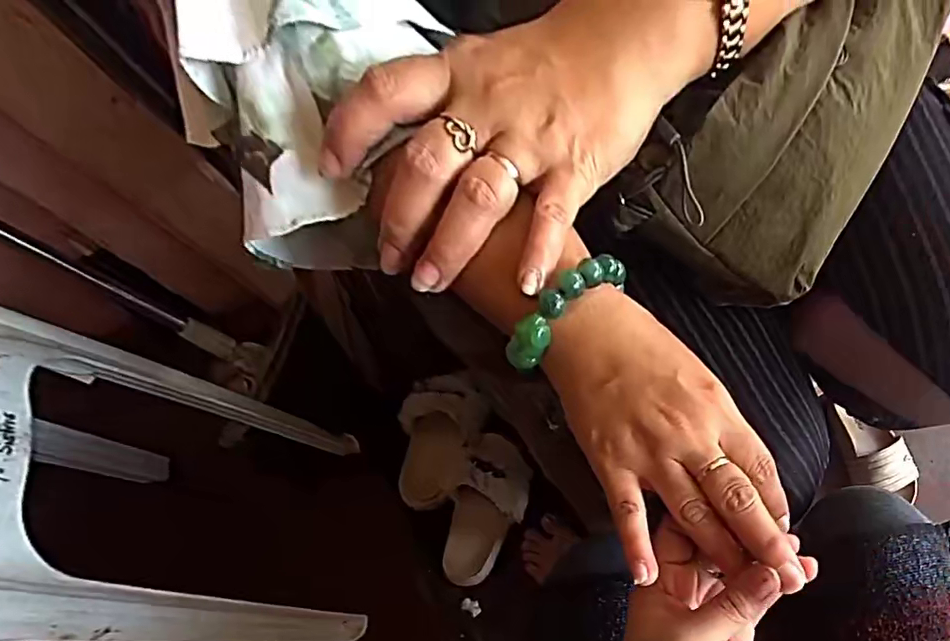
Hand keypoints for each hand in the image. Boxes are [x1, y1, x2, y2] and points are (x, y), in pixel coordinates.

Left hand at [320, 0, 706, 294]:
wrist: (617, 48)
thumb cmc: (546, 65)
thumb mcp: (482, 65)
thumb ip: (444, 103)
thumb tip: (401, 150)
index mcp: (457, 75)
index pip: (387, 92)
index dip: (351, 129)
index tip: (331, 168)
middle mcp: (486, 107)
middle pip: (427, 162)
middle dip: (400, 218)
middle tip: (390, 259)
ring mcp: (530, 140)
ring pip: (479, 196)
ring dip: (450, 245)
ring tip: (430, 281)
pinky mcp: (573, 168)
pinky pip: (551, 216)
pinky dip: (537, 253)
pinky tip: (525, 284)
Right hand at [550, 299, 803, 593]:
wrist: (591, 328)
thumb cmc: (647, 347)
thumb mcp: (702, 378)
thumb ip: (722, 423)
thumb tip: (741, 463)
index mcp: (719, 411)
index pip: (761, 470)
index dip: (778, 508)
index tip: (787, 535)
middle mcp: (692, 437)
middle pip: (737, 499)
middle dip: (766, 543)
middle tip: (788, 578)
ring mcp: (651, 453)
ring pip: (692, 513)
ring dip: (718, 553)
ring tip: (738, 584)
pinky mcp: (612, 463)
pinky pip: (628, 512)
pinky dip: (637, 546)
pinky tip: (646, 576)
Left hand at [609, 521, 815, 640]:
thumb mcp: (691, 639)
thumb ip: (734, 604)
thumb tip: (774, 568)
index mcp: (660, 579)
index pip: (684, 531)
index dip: (710, 512)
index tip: (743, 495)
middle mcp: (686, 586)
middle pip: (718, 547)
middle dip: (747, 535)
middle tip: (782, 522)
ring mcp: (713, 607)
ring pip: (743, 572)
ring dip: (769, 561)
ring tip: (798, 547)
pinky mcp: (735, 630)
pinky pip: (759, 601)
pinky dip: (779, 588)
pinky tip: (803, 575)